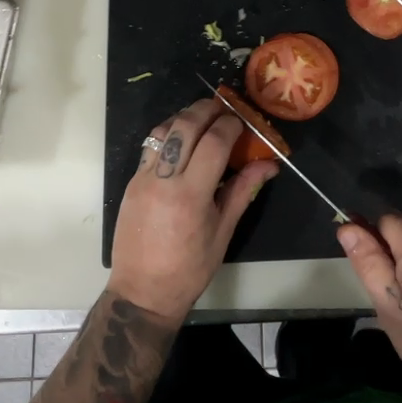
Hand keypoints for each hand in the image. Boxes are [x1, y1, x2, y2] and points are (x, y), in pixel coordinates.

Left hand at [108, 98, 278, 322]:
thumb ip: (244, 190)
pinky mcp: (131, 182)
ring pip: (163, 130)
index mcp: (191, 196)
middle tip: (223, 109)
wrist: (142, 292)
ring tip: (203, 119)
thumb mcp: (223, 231)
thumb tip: (270, 164)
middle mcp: (164, 180)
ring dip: (184, 118)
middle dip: (206, 110)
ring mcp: (143, 179)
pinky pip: (151, 147)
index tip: (241, 122)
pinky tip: (182, 141)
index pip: (213, 142)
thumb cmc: (190, 269)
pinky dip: (168, 135)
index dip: (230, 125)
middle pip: (185, 126)